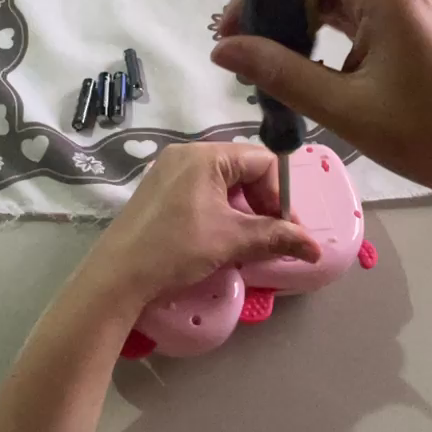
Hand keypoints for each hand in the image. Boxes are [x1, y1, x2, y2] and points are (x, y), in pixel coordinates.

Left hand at [62, 143, 319, 320]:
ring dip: (242, 212)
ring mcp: (169, 172)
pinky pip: (202, 192)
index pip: (261, 161)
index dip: (279, 194)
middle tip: (269, 239)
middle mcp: (186, 155)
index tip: (285, 229)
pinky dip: (219, 213)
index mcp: (205, 156)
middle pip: (243, 170)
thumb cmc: (175, 248)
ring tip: (245, 244)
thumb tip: (314, 247)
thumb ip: (276, 237)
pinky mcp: (159, 192)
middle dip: (262, 204)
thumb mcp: (231, 241)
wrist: (117, 276)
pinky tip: (219, 241)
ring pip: (223, 184)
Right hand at [212, 0, 431, 198]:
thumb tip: (222, 49)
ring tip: (252, 44)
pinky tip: (288, 54)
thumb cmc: (423, 134)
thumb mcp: (342, 108)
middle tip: (236, 28)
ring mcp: (395, 6)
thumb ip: (280, 73)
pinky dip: (312, 21)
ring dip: (289, 3)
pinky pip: (345, 6)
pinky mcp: (396, 27)